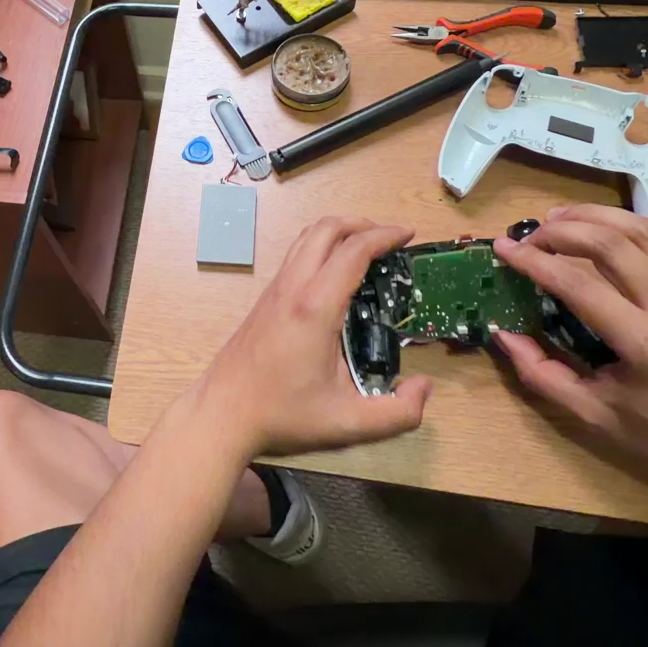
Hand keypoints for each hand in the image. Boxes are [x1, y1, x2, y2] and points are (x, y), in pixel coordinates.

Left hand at [196, 216, 432, 458]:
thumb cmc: (283, 414)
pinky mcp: (264, 299)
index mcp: (315, 307)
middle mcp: (292, 288)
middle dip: (362, 224)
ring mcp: (274, 290)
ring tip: (366, 248)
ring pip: (305, 238)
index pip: (353, 251)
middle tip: (390, 238)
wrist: (222, 412)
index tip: (409, 233)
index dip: (384, 235)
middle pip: (325, 229)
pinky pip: (295, 256)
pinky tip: (335, 274)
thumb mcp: (348, 422)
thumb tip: (425, 387)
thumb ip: (398, 413)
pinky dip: (320, 247)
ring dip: (338, 232)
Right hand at [491, 204, 647, 508]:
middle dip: (561, 230)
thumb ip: (542, 375)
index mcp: (646, 344)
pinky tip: (612, 229)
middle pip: (611, 242)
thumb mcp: (598, 417)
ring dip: (596, 216)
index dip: (533, 261)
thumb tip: (503, 334)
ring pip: (644, 230)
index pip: (577, 284)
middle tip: (530, 236)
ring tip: (560, 218)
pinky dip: (638, 224)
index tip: (503, 249)